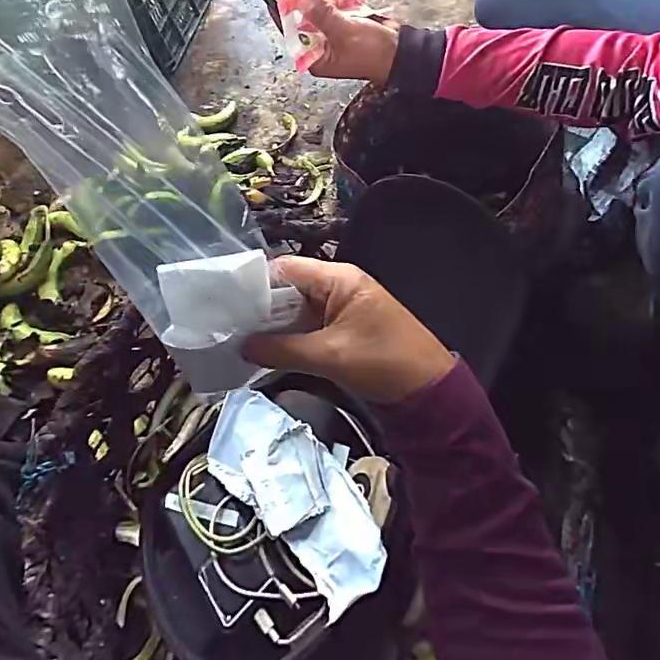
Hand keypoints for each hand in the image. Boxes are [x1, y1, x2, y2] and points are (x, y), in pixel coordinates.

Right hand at [243, 257, 454, 403]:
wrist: (431, 391)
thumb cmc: (384, 362)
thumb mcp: (330, 356)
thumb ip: (283, 350)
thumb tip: (243, 347)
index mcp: (338, 278)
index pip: (286, 268)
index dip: (256, 283)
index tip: (229, 302)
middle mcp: (338, 284)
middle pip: (289, 287)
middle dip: (262, 307)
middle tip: (230, 325)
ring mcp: (342, 306)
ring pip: (297, 307)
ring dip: (275, 323)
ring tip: (241, 337)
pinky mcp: (345, 327)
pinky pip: (310, 323)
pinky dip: (291, 335)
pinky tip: (269, 349)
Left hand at [295, 0, 398, 84]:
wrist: (400, 51)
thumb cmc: (372, 53)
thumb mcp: (343, 31)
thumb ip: (321, 15)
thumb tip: (303, 1)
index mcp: (316, 58)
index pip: (294, 33)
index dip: (294, 14)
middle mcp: (321, 48)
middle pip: (308, 19)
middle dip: (319, 5)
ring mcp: (333, 37)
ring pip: (323, 11)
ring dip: (333, 2)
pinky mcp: (344, 26)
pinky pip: (337, 10)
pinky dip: (343, 3)